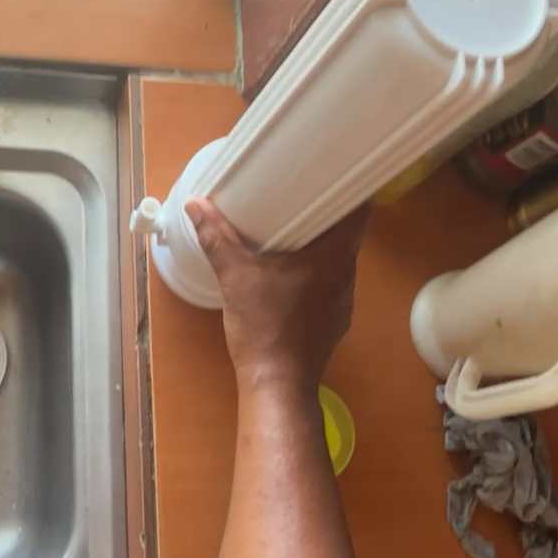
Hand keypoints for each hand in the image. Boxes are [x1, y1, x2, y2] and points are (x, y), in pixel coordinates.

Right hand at [185, 197, 369, 394]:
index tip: (331, 174)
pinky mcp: (333, 322)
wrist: (276, 383)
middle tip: (299, 198)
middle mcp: (347, 275)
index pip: (361, 210)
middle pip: (348, 234)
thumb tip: (196, 204)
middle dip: (326, 216)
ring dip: (319, 247)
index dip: (351, 188)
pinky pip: (329, 286)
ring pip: (338, 261)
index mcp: (334, 257)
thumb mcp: (235, 277)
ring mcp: (343, 301)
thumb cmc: (263, 326)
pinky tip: (289, 277)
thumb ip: (217, 238)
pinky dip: (314, 274)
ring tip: (291, 234)